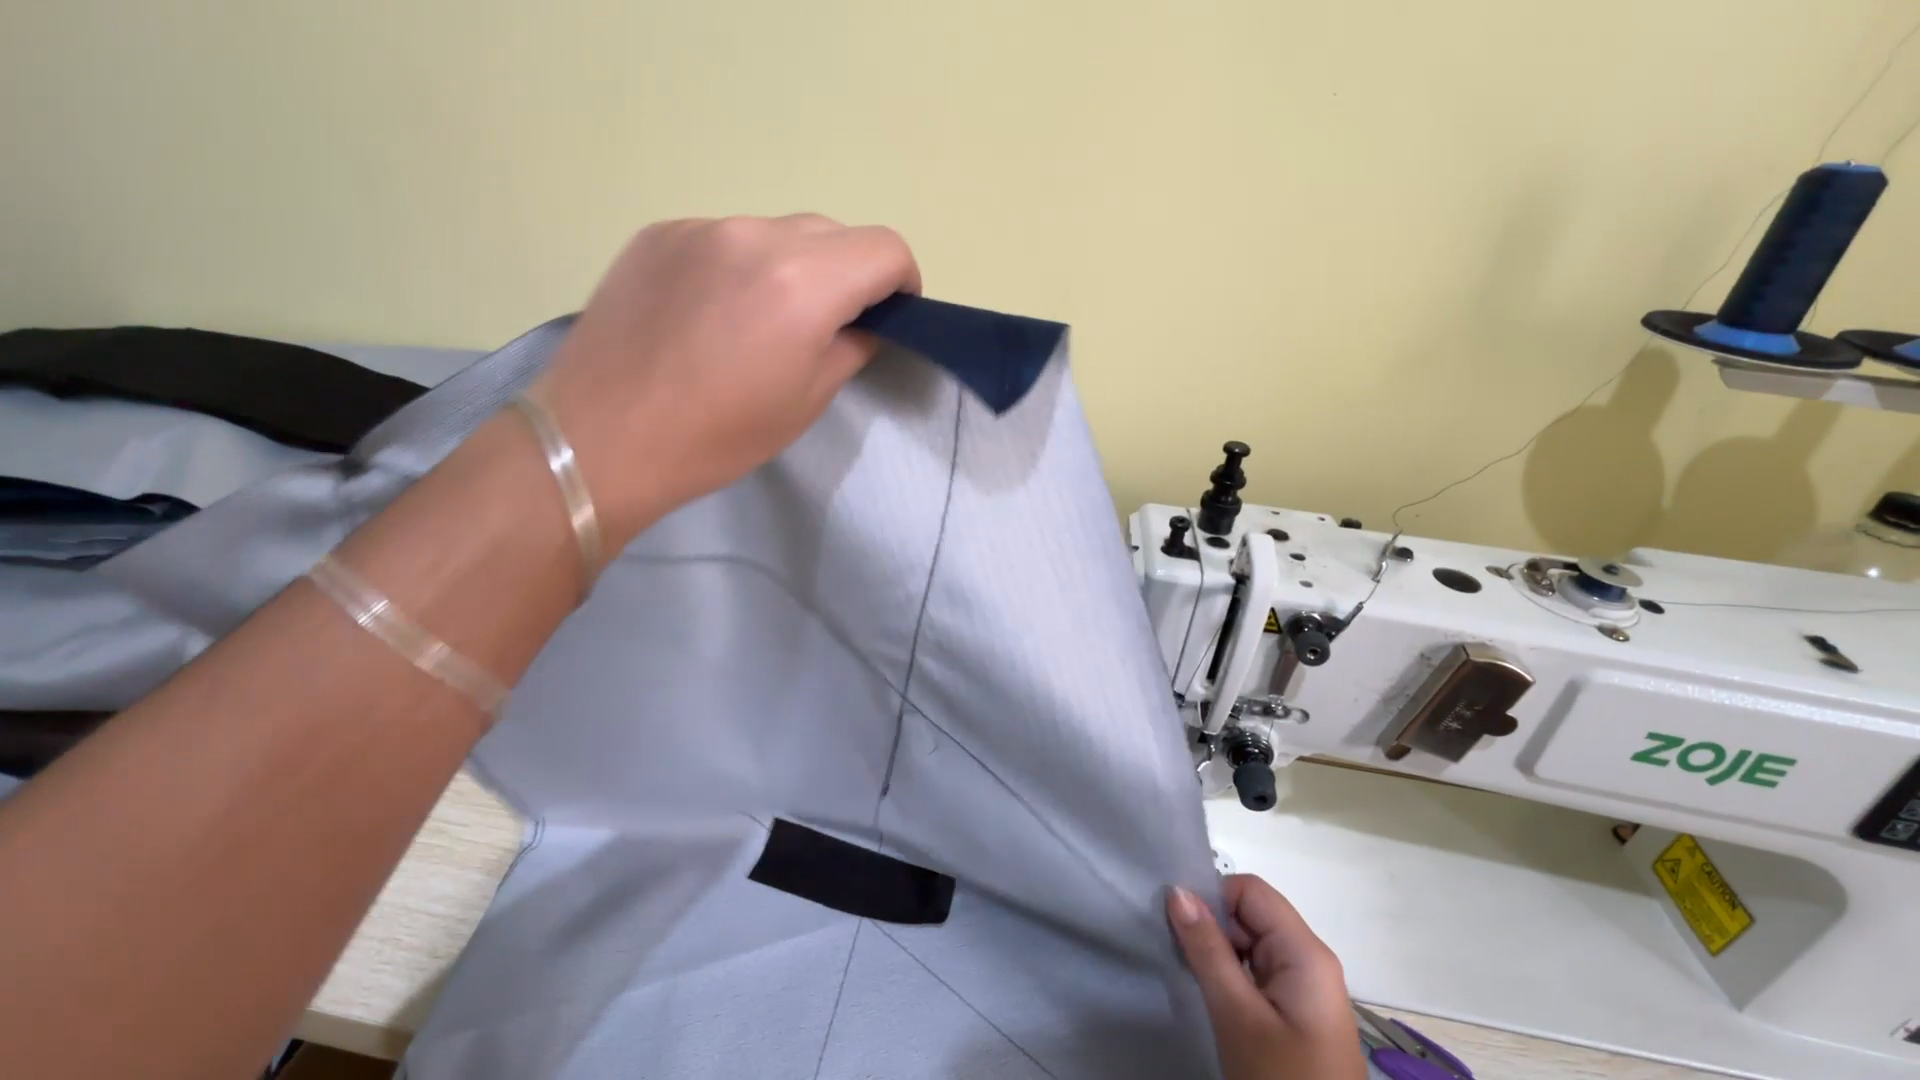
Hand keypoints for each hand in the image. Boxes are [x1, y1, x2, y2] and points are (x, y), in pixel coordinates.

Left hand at [535, 214, 919, 543]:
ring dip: (790, 266)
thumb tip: (861, 321)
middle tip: (825, 324)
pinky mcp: (658, 233)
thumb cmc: (716, 436)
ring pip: (776, 231)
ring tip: (757, 320)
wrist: (601, 438)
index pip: (885, 248)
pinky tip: (707, 312)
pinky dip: (737, 265)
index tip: (889, 314)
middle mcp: (756, 236)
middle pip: (833, 232)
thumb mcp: (806, 402)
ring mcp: (701, 227)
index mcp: (804, 283)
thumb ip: (851, 346)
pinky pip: (724, 237)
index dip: (901, 281)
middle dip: (847, 272)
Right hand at [1169, 875, 1367, 1079]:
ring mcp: (1306, 989)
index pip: (1251, 892)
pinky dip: (1232, 978)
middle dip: (1213, 928)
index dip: (1213, 899)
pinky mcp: (1298, 1013)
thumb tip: (1177, 891)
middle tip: (1177, 955)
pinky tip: (1212, 1000)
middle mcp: (1310, 960)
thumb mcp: (1236, 1015)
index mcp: (1305, 952)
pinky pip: (1259, 974)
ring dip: (1220, 955)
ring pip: (1253, 945)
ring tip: (1191, 978)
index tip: (1178, 926)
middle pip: (1253, 916)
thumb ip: (1206, 949)